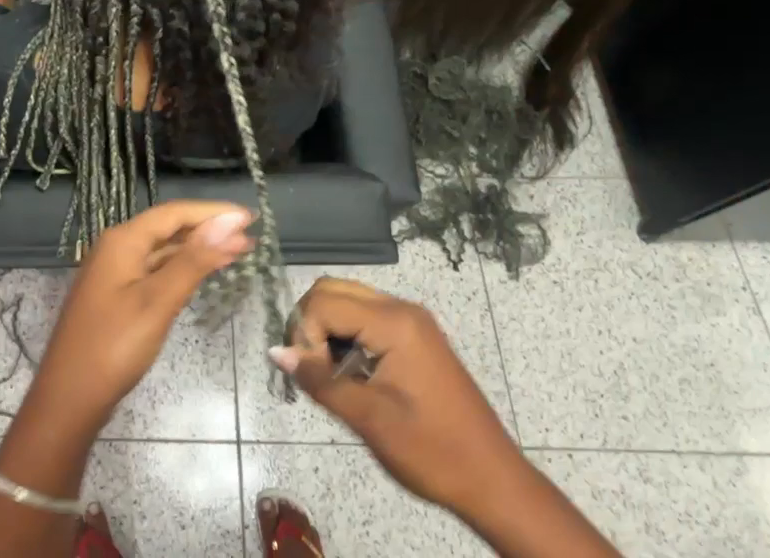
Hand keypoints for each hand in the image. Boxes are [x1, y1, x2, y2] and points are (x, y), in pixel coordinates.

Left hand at [25, 203, 254, 433]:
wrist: (69, 397)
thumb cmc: (114, 345)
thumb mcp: (158, 301)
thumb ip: (193, 261)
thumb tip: (229, 224)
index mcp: (122, 241)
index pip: (174, 213)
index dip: (213, 212)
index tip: (250, 217)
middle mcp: (115, 248)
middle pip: (168, 227)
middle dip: (208, 228)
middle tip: (250, 235)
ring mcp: (114, 273)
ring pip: (162, 250)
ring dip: (197, 249)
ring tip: (237, 251)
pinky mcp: (117, 296)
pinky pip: (155, 270)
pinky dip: (181, 268)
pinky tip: (202, 274)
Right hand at [270, 277, 522, 513]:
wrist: (492, 479)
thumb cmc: (432, 450)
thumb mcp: (369, 419)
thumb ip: (319, 380)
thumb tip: (276, 352)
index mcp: (394, 322)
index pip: (323, 302)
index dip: (305, 335)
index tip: (313, 377)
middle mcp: (402, 309)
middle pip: (332, 290)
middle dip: (310, 325)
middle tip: (312, 371)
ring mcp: (411, 321)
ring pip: (347, 301)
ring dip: (327, 331)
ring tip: (329, 377)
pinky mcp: (414, 337)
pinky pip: (365, 318)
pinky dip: (346, 337)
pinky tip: (350, 376)